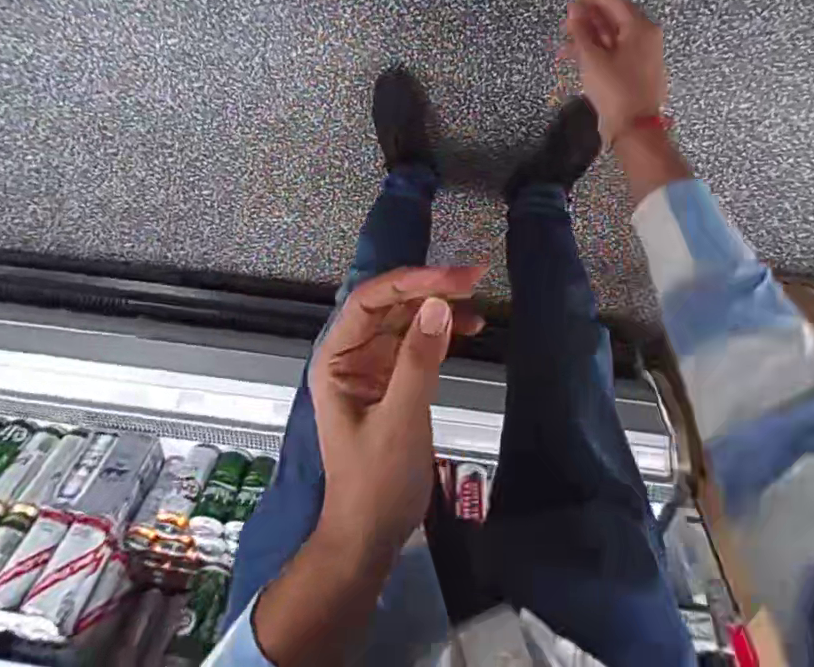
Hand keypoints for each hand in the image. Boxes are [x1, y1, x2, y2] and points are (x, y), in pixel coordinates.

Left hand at [313, 265, 485, 555]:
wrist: (372, 535)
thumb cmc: (375, 483)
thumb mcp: (398, 421)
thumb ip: (418, 362)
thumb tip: (438, 306)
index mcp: (336, 358)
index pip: (368, 301)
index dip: (409, 281)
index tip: (452, 277)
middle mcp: (353, 354)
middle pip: (389, 304)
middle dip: (428, 287)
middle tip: (472, 278)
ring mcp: (375, 365)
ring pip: (407, 318)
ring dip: (439, 306)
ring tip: (476, 300)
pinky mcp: (396, 378)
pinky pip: (419, 341)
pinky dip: (444, 331)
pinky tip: (470, 328)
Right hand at [565, 0, 668, 144]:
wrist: (635, 127)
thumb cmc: (615, 91)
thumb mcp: (592, 58)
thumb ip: (581, 31)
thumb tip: (574, 10)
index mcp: (640, 28)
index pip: (614, 0)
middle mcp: (646, 36)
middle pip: (615, 16)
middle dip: (590, 15)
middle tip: (568, 18)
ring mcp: (645, 53)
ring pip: (615, 34)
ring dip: (592, 33)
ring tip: (568, 39)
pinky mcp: (640, 68)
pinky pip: (618, 49)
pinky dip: (600, 48)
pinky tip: (581, 54)